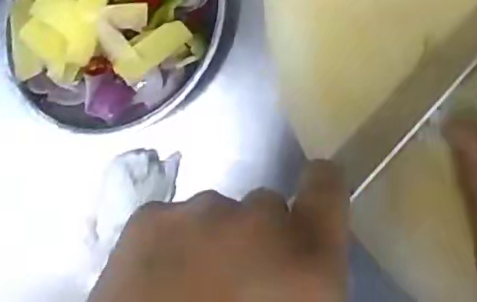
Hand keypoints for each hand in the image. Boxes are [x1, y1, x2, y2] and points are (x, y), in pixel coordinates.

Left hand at [89, 160, 348, 301]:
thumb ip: (305, 287)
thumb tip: (292, 277)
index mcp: (309, 261)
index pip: (327, 186)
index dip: (319, 192)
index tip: (308, 210)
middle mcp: (260, 221)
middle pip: (266, 208)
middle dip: (254, 242)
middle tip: (235, 292)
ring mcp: (201, 212)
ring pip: (215, 216)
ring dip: (209, 247)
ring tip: (187, 297)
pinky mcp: (149, 219)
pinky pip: (169, 224)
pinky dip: (164, 252)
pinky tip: (153, 291)